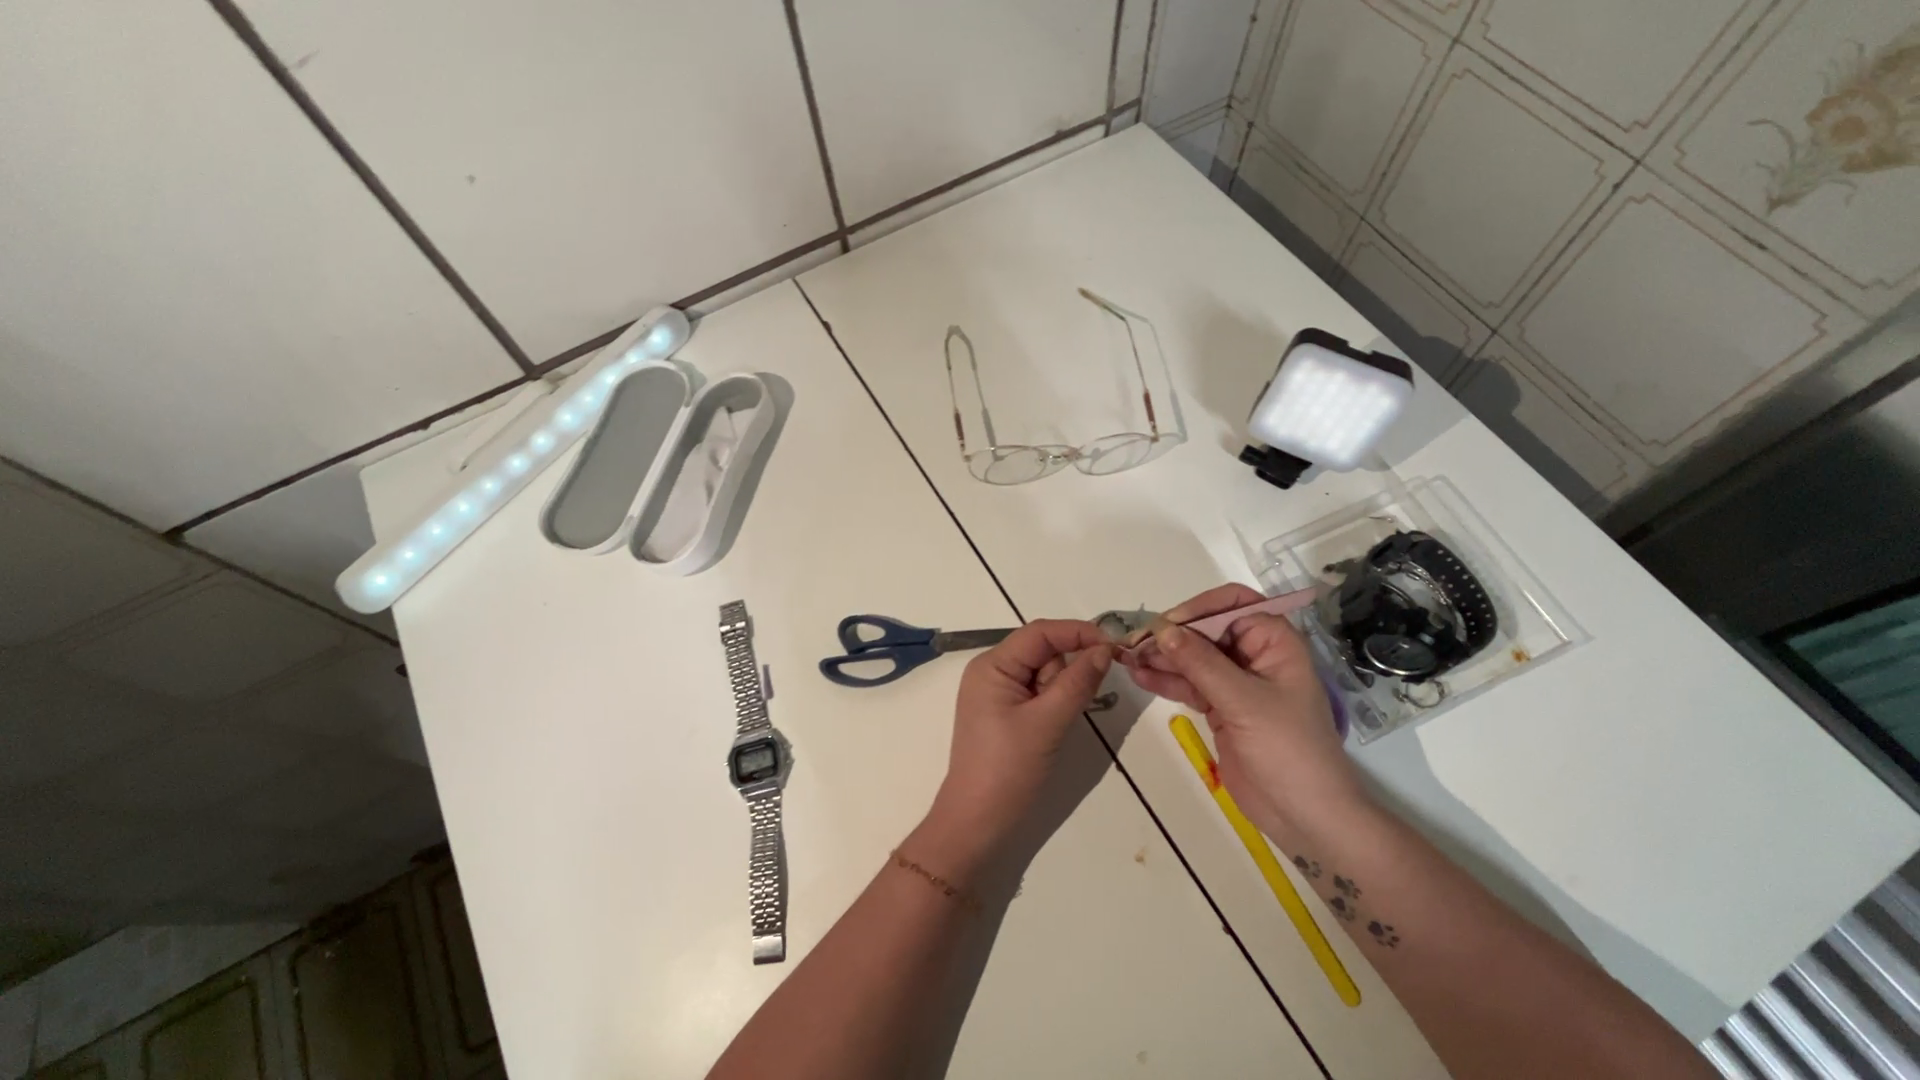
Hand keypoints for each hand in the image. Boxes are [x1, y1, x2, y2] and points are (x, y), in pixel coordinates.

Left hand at [917, 620, 1113, 871]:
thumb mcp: (1048, 722)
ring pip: (1044, 673)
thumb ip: (1078, 682)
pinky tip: (1053, 726)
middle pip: (1043, 650)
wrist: (978, 821)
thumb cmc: (1008, 769)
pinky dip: (1054, 702)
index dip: (1078, 633)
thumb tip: (1105, 649)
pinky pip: (1038, 693)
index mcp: (992, 665)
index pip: (1041, 632)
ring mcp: (997, 693)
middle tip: (1071, 706)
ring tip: (1054, 725)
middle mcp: (992, 671)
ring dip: (1062, 689)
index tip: (1115, 647)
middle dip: (1067, 669)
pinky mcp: (1006, 714)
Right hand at [1122, 584, 1364, 837]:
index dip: (1198, 609)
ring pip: (1194, 658)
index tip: (1164, 626)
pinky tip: (1139, 677)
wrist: (1306, 814)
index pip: (1232, 605)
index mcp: (1274, 643)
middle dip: (1171, 636)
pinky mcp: (1222, 709)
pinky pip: (1190, 685)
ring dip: (1162, 658)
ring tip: (1127, 659)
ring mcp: (1237, 684)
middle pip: (1206, 631)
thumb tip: (1163, 631)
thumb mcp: (1244, 702)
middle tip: (1133, 645)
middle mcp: (1255, 656)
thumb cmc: (1288, 749)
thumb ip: (1201, 664)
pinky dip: (1166, 681)